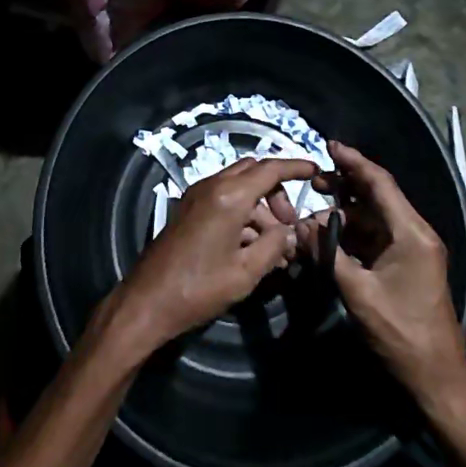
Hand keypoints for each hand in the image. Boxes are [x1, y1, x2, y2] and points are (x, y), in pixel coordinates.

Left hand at [109, 157, 316, 352]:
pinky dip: (243, 215)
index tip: (316, 170)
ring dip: (261, 210)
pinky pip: (223, 200)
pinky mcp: (189, 209)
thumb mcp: (246, 271)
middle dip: (277, 194)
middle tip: (290, 226)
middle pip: (254, 173)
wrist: (149, 299)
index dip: (295, 167)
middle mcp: (211, 186)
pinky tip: (255, 249)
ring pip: (239, 188)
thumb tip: (289, 233)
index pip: (270, 169)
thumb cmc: (200, 287)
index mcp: (228, 196)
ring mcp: (197, 196)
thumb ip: (274, 246)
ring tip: (277, 250)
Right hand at [303, 142, 465, 399]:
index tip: (328, 146)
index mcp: (411, 233)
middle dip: (343, 186)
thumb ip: (328, 253)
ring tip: (309, 218)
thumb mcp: (358, 291)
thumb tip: (301, 226)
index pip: (380, 184)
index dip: (353, 162)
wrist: (436, 376)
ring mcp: (410, 249)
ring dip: (342, 215)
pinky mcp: (403, 265)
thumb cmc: (401, 332)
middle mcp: (414, 233)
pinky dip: (349, 234)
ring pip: (371, 218)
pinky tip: (325, 239)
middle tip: (312, 181)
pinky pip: (372, 237)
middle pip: (376, 197)